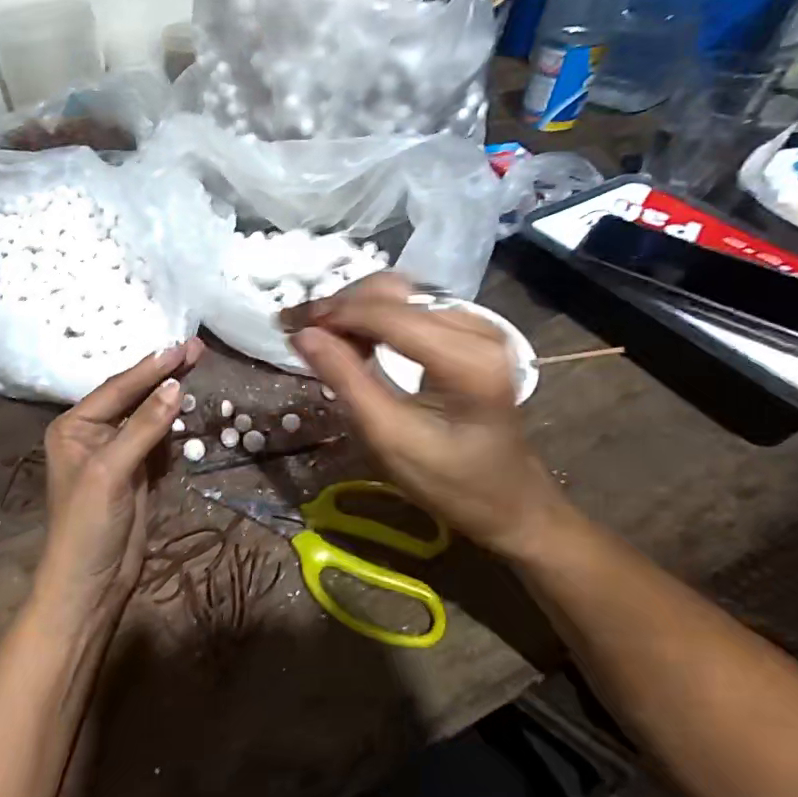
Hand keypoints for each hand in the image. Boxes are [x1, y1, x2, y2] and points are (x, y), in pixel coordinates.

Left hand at [34, 339, 202, 622]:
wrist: (91, 584)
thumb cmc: (88, 524)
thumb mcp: (111, 471)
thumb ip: (144, 427)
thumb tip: (176, 386)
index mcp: (74, 426)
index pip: (118, 388)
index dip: (152, 368)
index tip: (182, 347)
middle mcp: (92, 433)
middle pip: (134, 396)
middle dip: (164, 375)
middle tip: (196, 349)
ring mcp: (116, 453)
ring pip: (148, 416)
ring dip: (172, 398)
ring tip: (198, 370)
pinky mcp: (136, 472)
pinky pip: (158, 440)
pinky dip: (174, 427)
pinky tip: (190, 410)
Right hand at [281, 274, 570, 556]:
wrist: (510, 502)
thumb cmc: (451, 483)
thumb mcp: (389, 438)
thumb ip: (346, 379)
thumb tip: (302, 334)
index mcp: (467, 359)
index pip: (387, 314)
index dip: (333, 313)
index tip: (287, 324)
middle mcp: (477, 328)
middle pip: (393, 294)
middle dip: (340, 307)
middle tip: (298, 329)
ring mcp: (478, 326)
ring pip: (400, 295)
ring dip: (354, 309)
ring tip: (319, 334)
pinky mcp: (471, 331)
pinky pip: (412, 308)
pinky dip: (375, 317)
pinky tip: (351, 337)